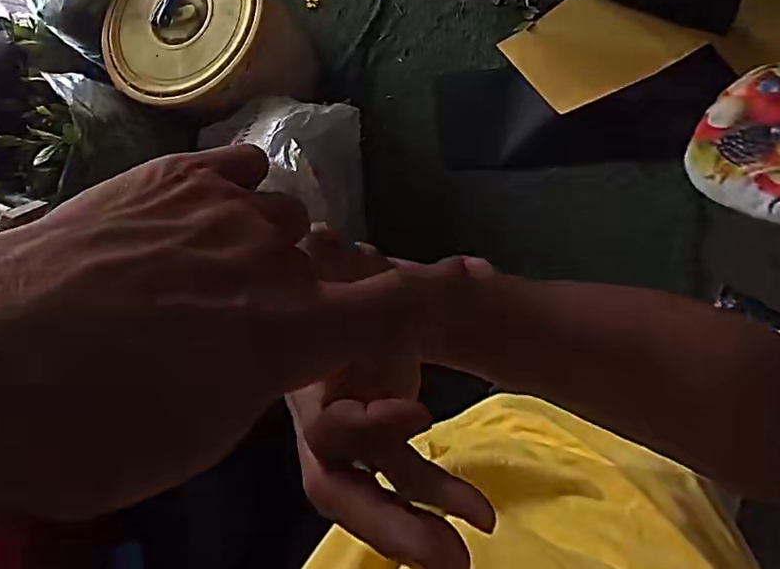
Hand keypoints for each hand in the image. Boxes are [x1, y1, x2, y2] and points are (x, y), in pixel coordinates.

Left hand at [0, 146, 422, 525]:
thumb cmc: (75, 434)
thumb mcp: (189, 439)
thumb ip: (252, 377)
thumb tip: (268, 343)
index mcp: (276, 334)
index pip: (386, 308)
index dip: (430, 296)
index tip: (467, 280)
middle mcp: (258, 255)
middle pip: (321, 258)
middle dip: (306, 288)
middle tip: (255, 313)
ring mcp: (210, 202)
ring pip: (276, 212)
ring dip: (262, 241)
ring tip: (212, 265)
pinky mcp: (164, 174)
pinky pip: (233, 168)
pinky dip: (233, 192)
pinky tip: (203, 212)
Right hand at [288, 231, 495, 568]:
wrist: (356, 288)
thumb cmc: (344, 278)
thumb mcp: (357, 270)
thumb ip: (362, 265)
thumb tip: (361, 242)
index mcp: (306, 374)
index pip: (325, 423)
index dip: (367, 427)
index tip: (420, 409)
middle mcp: (319, 414)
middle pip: (336, 485)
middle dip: (389, 522)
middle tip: (452, 556)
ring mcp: (346, 436)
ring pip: (366, 494)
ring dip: (414, 527)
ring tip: (467, 549)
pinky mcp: (373, 445)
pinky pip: (397, 478)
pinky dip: (432, 495)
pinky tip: (473, 510)